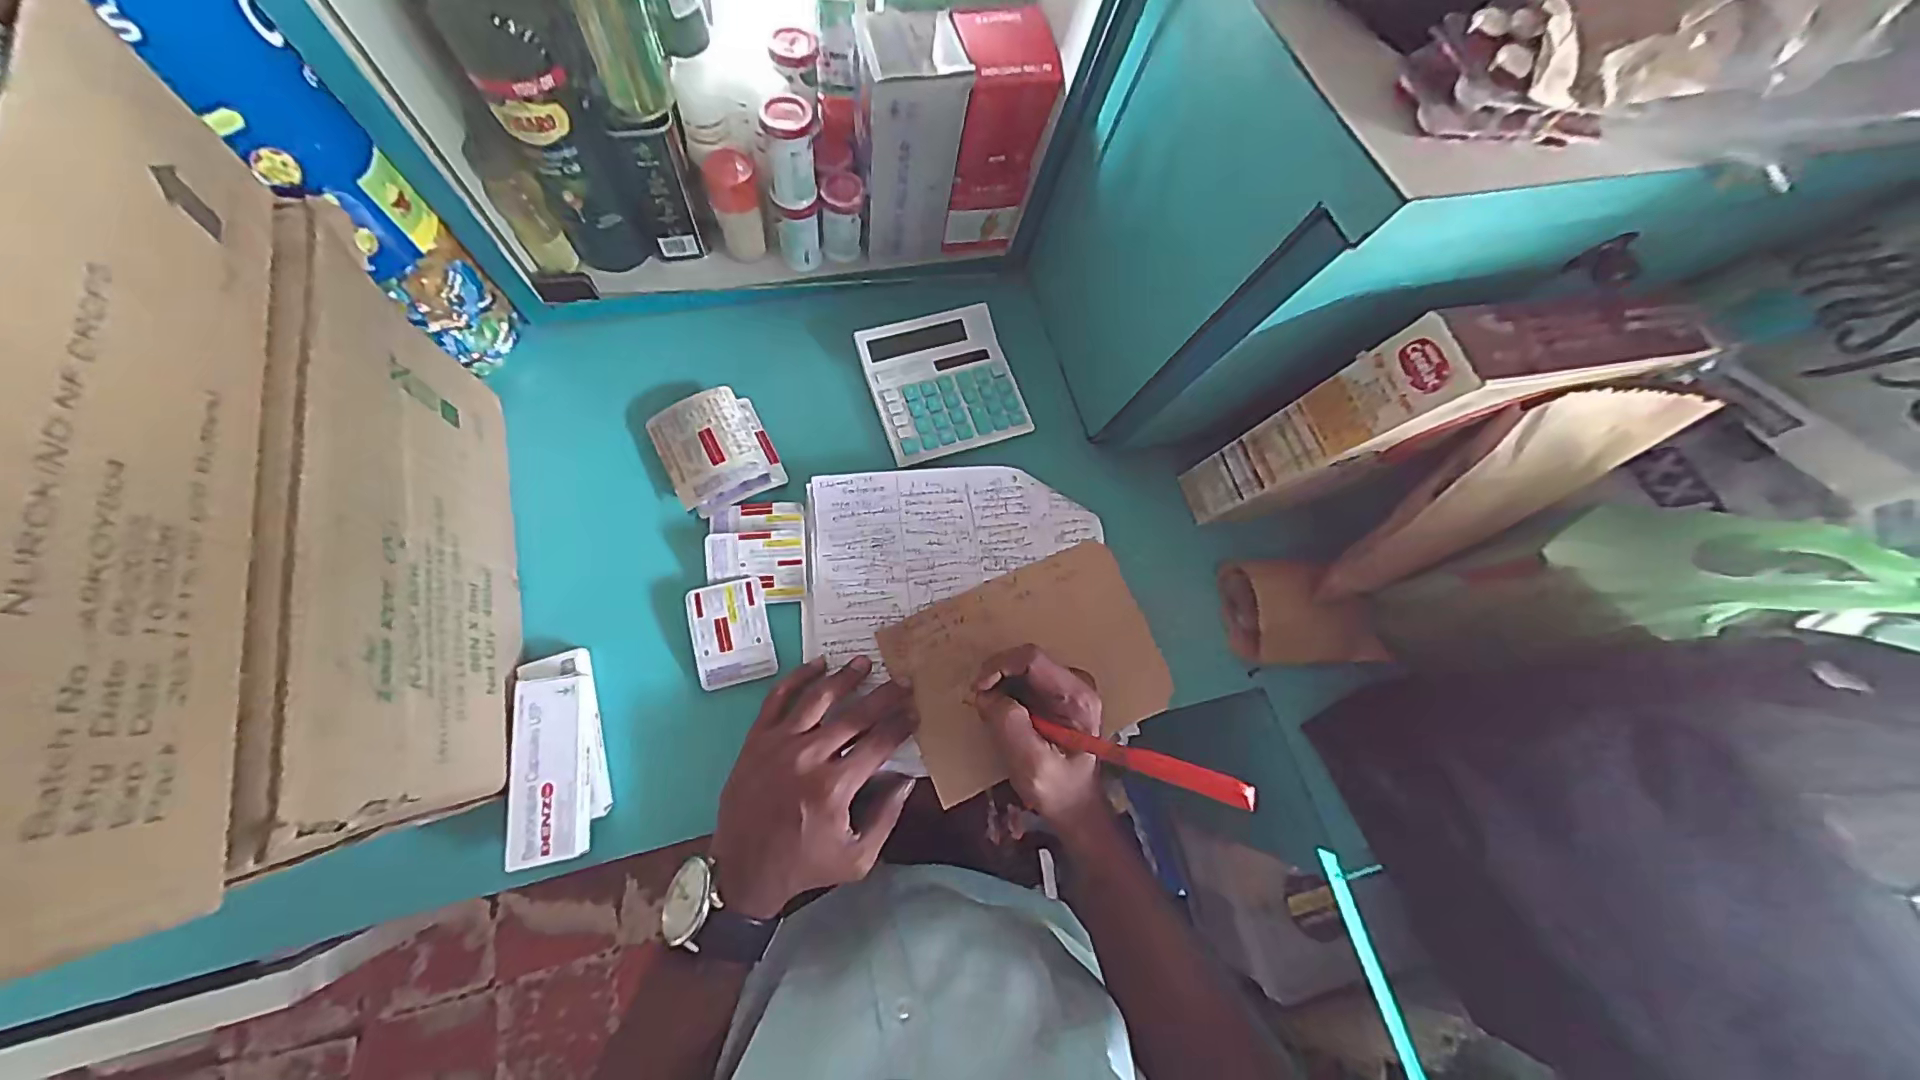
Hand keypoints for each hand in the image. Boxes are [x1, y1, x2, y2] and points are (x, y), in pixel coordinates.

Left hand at [711, 657, 917, 919]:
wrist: (742, 869)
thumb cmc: (804, 864)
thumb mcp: (857, 857)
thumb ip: (886, 817)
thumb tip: (907, 779)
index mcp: (835, 787)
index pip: (879, 742)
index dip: (901, 724)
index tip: (914, 711)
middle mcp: (808, 758)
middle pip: (856, 715)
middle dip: (885, 695)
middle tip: (903, 681)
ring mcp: (779, 744)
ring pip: (818, 698)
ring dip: (844, 677)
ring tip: (863, 663)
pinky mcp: (757, 740)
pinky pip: (778, 699)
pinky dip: (798, 677)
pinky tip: (817, 665)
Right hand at [972, 645, 1107, 834]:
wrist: (1075, 806)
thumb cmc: (1058, 790)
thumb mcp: (1032, 767)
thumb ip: (1011, 728)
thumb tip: (988, 696)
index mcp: (1078, 697)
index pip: (1032, 660)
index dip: (999, 666)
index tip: (978, 689)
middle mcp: (1075, 684)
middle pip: (1026, 660)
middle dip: (996, 677)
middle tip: (978, 703)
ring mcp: (1065, 688)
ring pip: (1021, 669)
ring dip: (998, 685)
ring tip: (986, 710)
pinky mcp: (1053, 695)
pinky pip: (1022, 680)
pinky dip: (1002, 691)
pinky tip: (996, 712)